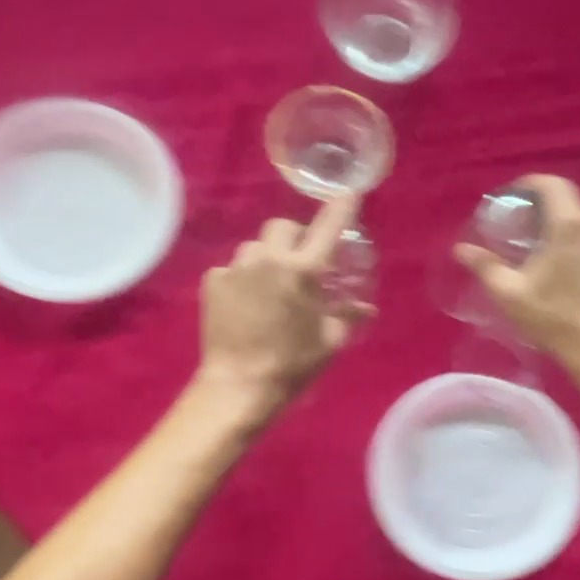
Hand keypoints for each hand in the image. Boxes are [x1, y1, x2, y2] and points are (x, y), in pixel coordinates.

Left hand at [198, 194, 370, 419]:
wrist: (240, 385)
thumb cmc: (292, 365)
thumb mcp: (329, 342)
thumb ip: (347, 316)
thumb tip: (366, 308)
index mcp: (304, 271)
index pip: (327, 228)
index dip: (340, 208)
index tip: (347, 193)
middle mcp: (269, 259)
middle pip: (283, 226)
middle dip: (294, 237)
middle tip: (300, 261)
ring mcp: (237, 268)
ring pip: (255, 248)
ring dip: (267, 259)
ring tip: (269, 287)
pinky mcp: (213, 282)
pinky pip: (232, 270)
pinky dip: (242, 281)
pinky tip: (246, 304)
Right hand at [453, 175, 579, 372]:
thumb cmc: (556, 320)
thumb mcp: (511, 295)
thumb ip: (486, 266)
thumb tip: (461, 249)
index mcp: (571, 224)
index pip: (552, 185)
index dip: (530, 185)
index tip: (515, 199)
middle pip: (570, 210)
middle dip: (548, 219)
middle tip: (529, 239)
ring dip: (571, 240)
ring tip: (555, 265)